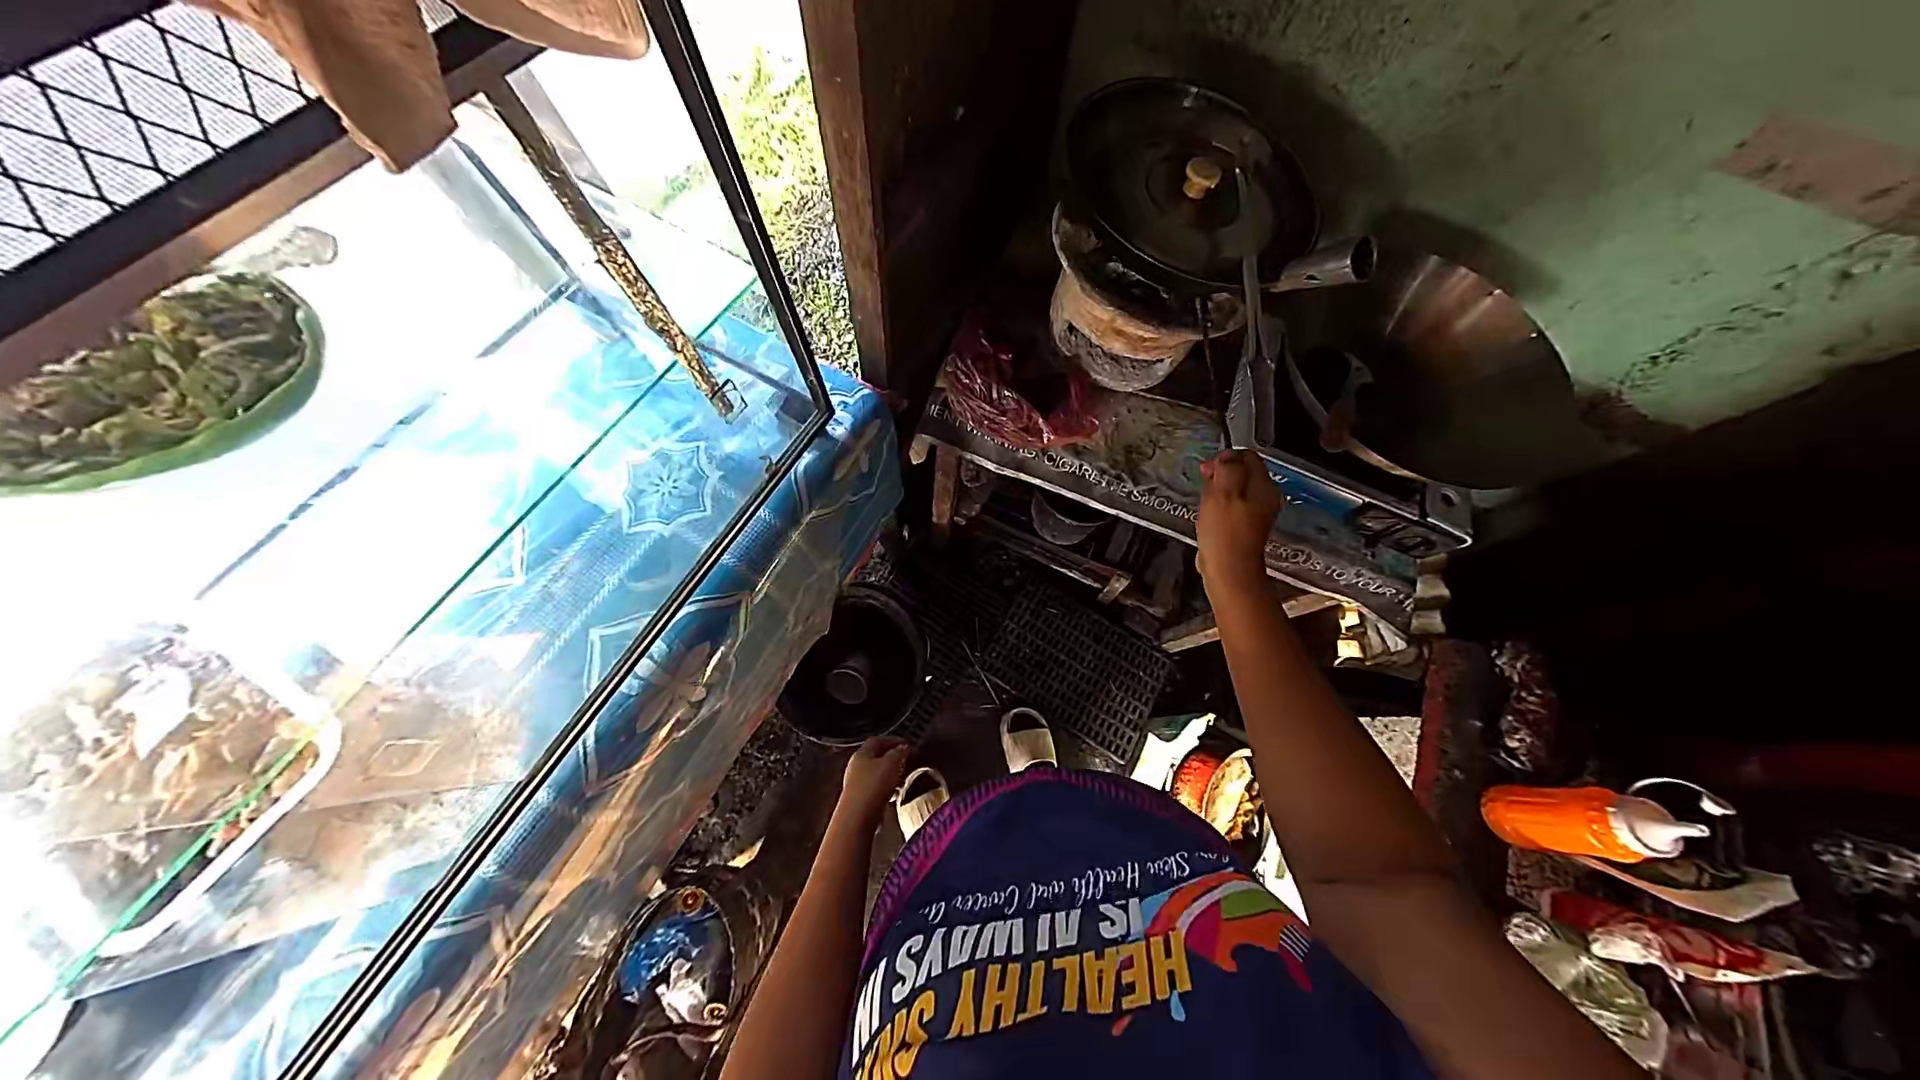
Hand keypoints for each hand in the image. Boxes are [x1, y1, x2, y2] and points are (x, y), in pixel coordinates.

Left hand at [838, 737, 910, 823]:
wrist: (858, 817)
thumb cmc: (872, 786)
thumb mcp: (891, 763)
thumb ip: (899, 753)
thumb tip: (903, 747)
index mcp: (861, 754)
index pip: (877, 740)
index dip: (893, 740)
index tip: (906, 744)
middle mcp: (855, 767)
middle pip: (876, 757)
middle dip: (892, 758)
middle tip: (906, 760)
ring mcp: (856, 785)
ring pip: (876, 774)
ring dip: (890, 775)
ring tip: (903, 779)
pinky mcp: (860, 801)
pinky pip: (875, 790)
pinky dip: (887, 789)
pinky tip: (894, 795)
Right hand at [1198, 449, 1282, 591]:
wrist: (1229, 570)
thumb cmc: (1224, 531)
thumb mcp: (1222, 492)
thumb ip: (1227, 468)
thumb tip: (1227, 456)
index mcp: (1263, 485)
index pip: (1247, 456)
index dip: (1225, 458)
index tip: (1208, 471)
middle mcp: (1265, 497)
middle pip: (1242, 472)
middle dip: (1220, 474)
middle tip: (1205, 487)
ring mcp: (1256, 514)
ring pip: (1235, 490)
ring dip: (1217, 491)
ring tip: (1205, 503)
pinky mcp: (1245, 527)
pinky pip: (1231, 507)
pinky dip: (1218, 506)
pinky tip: (1208, 516)